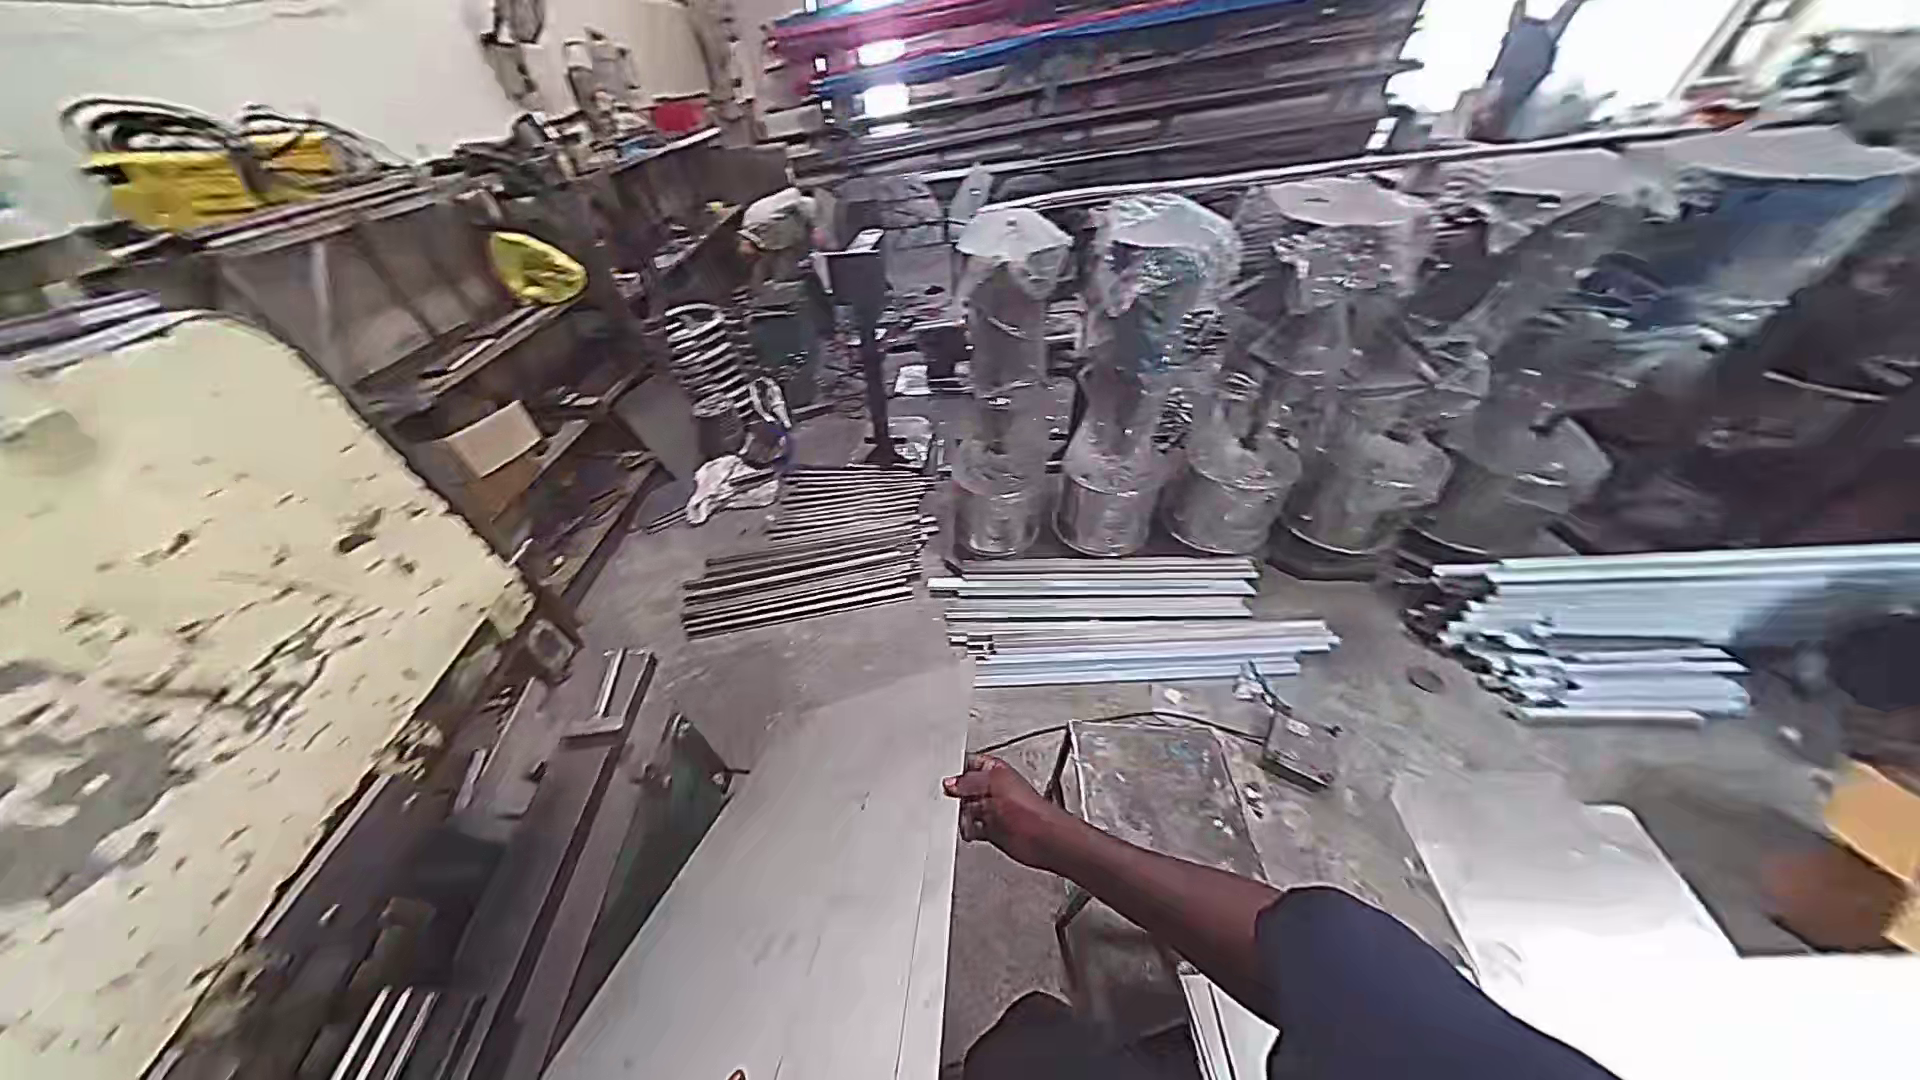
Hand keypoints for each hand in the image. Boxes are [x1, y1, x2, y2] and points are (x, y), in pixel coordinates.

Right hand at [943, 755, 1072, 870]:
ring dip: (960, 814)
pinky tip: (968, 829)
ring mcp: (990, 809)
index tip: (942, 777)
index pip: (967, 763)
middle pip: (963, 788)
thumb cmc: (1029, 807)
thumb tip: (950, 783)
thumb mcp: (993, 784)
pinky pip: (970, 827)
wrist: (1042, 838)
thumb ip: (968, 782)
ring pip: (965, 808)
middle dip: (954, 794)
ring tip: (961, 816)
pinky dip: (966, 829)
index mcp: (994, 769)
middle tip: (948, 799)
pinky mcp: (990, 828)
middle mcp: (991, 788)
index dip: (954, 769)